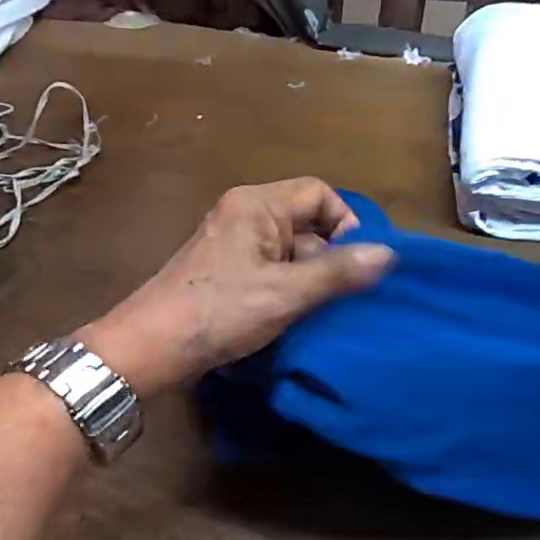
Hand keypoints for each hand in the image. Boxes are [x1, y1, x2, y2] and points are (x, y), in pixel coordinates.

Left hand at [80, 179, 394, 394]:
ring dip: (311, 276)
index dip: (345, 223)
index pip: (319, 193)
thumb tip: (389, 254)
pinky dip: (290, 287)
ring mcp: (234, 243)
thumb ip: (338, 272)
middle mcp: (245, 214)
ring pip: (291, 249)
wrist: (151, 346)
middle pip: (306, 221)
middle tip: (337, 294)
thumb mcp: (286, 293)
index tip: (354, 263)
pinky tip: (294, 315)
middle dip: (329, 256)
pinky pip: (273, 267)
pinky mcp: (227, 270)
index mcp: (257, 205)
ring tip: (317, 309)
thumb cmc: (219, 311)